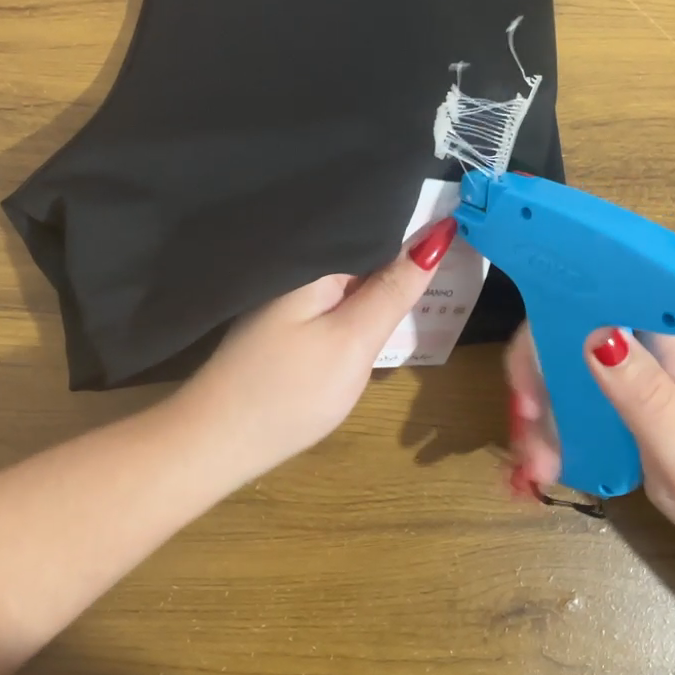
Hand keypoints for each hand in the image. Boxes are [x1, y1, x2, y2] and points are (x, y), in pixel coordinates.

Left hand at [172, 218, 458, 468]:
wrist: (212, 445)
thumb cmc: (287, 392)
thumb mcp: (351, 341)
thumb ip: (392, 290)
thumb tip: (437, 233)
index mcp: (311, 261)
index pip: (375, 229)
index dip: (418, 230)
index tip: (462, 233)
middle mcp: (294, 270)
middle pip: (361, 255)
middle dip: (402, 261)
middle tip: (457, 263)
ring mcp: (282, 299)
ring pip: (346, 283)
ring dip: (380, 287)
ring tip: (432, 285)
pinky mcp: (277, 327)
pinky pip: (329, 304)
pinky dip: (355, 310)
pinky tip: (377, 318)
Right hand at [505, 325, 674, 565]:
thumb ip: (647, 397)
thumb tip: (597, 336)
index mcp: (672, 349)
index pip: (604, 299)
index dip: (555, 317)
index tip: (529, 373)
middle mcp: (649, 352)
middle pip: (571, 334)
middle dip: (536, 379)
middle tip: (525, 429)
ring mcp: (636, 377)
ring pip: (566, 370)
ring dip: (540, 412)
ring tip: (536, 464)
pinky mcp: (626, 402)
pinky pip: (575, 400)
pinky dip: (552, 427)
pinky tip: (546, 462)